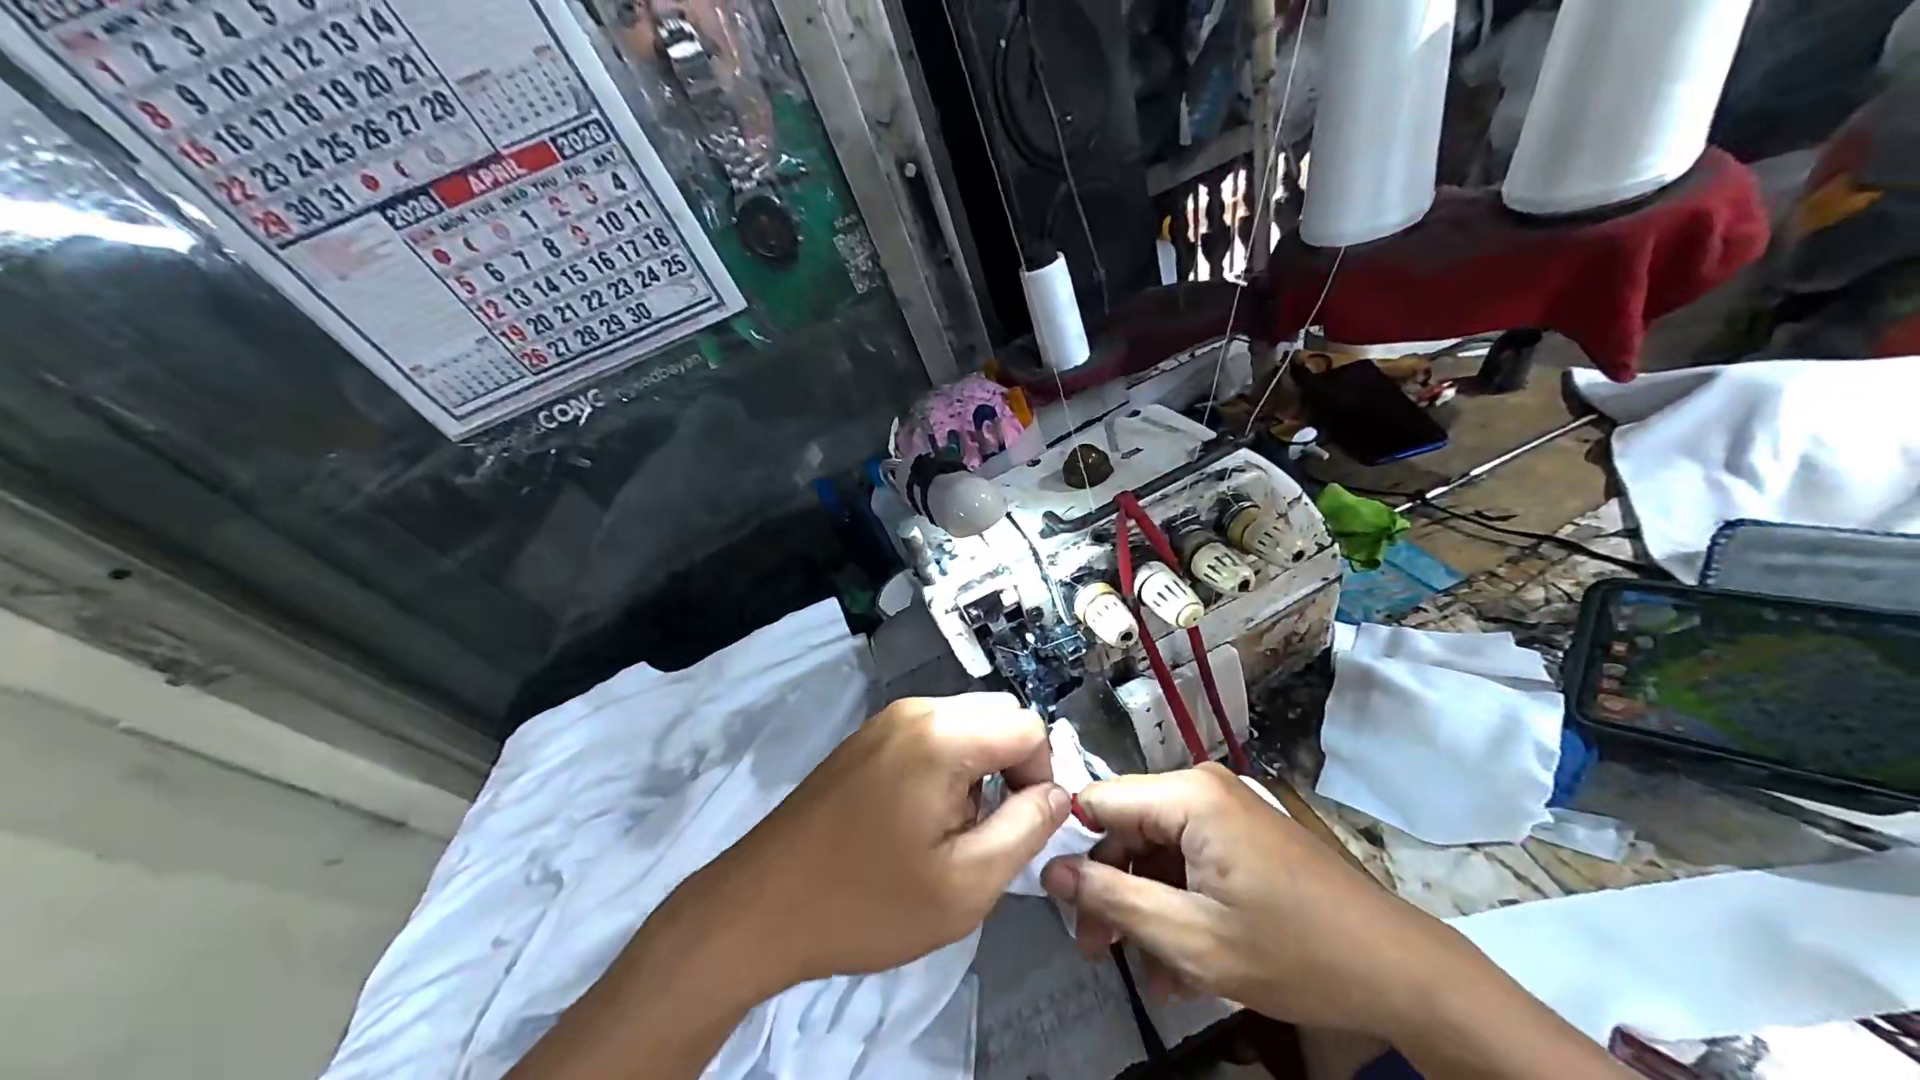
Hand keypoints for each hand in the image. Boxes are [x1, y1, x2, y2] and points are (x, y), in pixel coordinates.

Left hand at [509, 694, 1070, 1079]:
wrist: (758, 909)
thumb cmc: (866, 903)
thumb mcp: (966, 884)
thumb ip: (1027, 828)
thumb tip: (1055, 793)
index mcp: (942, 735)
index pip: (1029, 726)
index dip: (1040, 776)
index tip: (1017, 827)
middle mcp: (914, 711)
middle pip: (997, 717)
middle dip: (1010, 769)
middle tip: (985, 830)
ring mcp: (883, 721)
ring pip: (965, 726)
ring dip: (977, 770)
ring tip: (947, 831)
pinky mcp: (864, 740)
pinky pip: (931, 736)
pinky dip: (946, 768)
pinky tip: (916, 820)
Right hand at [1039, 764, 1485, 1038]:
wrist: (1399, 972)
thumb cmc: (1292, 952)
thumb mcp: (1189, 937)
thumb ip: (1110, 899)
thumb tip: (1050, 871)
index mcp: (1187, 796)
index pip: (1098, 801)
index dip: (1071, 848)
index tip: (1060, 903)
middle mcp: (1202, 787)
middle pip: (1127, 828)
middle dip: (1109, 890)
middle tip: (1096, 952)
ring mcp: (1225, 810)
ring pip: (1156, 850)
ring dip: (1144, 908)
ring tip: (1145, 972)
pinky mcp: (1242, 835)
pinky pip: (1189, 860)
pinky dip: (1176, 905)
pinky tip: (1179, 966)